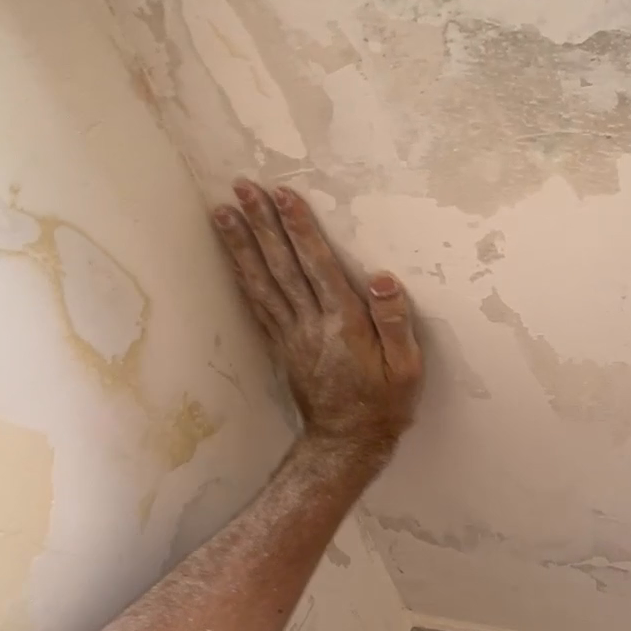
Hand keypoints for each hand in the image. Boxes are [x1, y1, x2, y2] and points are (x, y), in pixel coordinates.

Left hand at [211, 180, 421, 458]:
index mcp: (344, 323)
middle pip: (283, 266)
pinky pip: (257, 305)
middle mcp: (311, 324)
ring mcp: (292, 335)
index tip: (282, 195)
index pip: (318, 266)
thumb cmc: (385, 403)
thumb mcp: (407, 366)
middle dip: (263, 224)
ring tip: (222, 212)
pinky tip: (233, 258)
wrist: (348, 442)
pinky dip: (242, 277)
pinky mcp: (282, 346)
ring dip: (242, 245)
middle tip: (242, 188)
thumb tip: (382, 277)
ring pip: (262, 282)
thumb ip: (394, 321)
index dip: (300, 229)